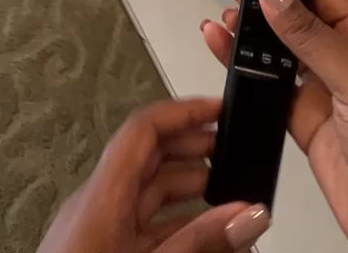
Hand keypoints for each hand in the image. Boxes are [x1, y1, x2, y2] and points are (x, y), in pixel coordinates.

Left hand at [37, 97, 272, 252]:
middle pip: (148, 157)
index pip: (144, 129)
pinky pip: (144, 225)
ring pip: (148, 193)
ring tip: (230, 194)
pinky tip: (205, 236)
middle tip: (236, 151)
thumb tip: (250, 213)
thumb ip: (202, 243)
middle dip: (193, 148)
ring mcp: (97, 231)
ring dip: (189, 188)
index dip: (184, 111)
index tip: (221, 109)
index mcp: (103, 195)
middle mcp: (97, 204)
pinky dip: (177, 223)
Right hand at [200, 0, 347, 252]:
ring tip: (222, 24)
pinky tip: (228, 59)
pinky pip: (271, 91)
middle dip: (263, 2)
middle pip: (296, 18)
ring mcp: (327, 95)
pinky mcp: (308, 126)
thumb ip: (312, 38)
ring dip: (250, 38)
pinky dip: (247, 74)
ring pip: (279, 54)